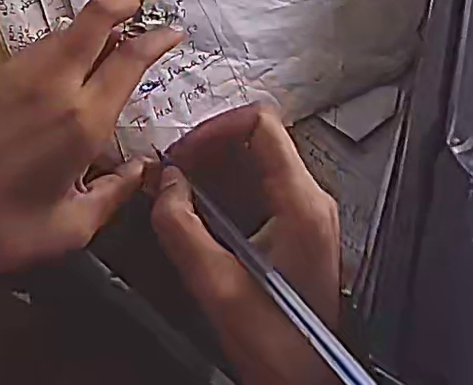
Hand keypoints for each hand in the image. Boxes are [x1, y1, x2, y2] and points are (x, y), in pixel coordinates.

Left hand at [0, 0, 185, 294]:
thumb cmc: (9, 229)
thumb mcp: (76, 225)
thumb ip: (117, 191)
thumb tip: (140, 168)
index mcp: (83, 120)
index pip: (130, 58)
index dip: (157, 38)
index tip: (172, 31)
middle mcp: (56, 84)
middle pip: (97, 17)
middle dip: (127, 2)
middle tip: (145, 3)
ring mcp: (25, 72)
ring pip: (70, 28)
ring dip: (96, 24)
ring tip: (111, 40)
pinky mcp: (1, 73)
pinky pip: (45, 44)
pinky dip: (68, 42)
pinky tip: (71, 64)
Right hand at [150, 103, 341, 384]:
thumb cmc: (282, 349)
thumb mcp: (219, 289)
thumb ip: (182, 230)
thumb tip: (164, 185)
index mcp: (301, 203)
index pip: (261, 123)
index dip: (216, 127)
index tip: (185, 149)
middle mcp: (308, 198)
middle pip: (254, 138)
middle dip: (206, 149)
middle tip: (174, 171)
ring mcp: (302, 211)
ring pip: (251, 161)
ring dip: (209, 168)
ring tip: (178, 191)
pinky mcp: (292, 225)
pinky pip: (252, 185)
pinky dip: (219, 188)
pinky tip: (196, 211)